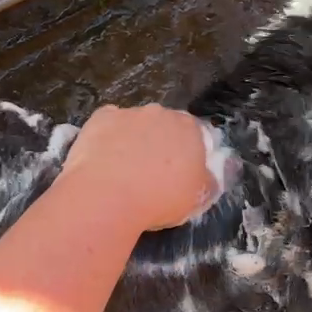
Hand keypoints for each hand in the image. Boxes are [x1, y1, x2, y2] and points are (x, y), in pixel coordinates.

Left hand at [58, 105, 221, 230]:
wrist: (109, 195)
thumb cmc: (160, 199)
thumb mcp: (197, 198)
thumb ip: (208, 180)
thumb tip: (210, 174)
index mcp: (189, 128)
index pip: (195, 134)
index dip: (189, 153)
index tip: (181, 173)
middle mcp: (161, 113)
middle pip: (164, 125)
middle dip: (161, 143)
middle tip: (152, 173)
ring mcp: (130, 112)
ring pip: (136, 123)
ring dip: (134, 140)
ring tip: (124, 171)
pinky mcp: (101, 117)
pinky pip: (109, 124)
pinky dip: (109, 137)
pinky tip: (104, 159)